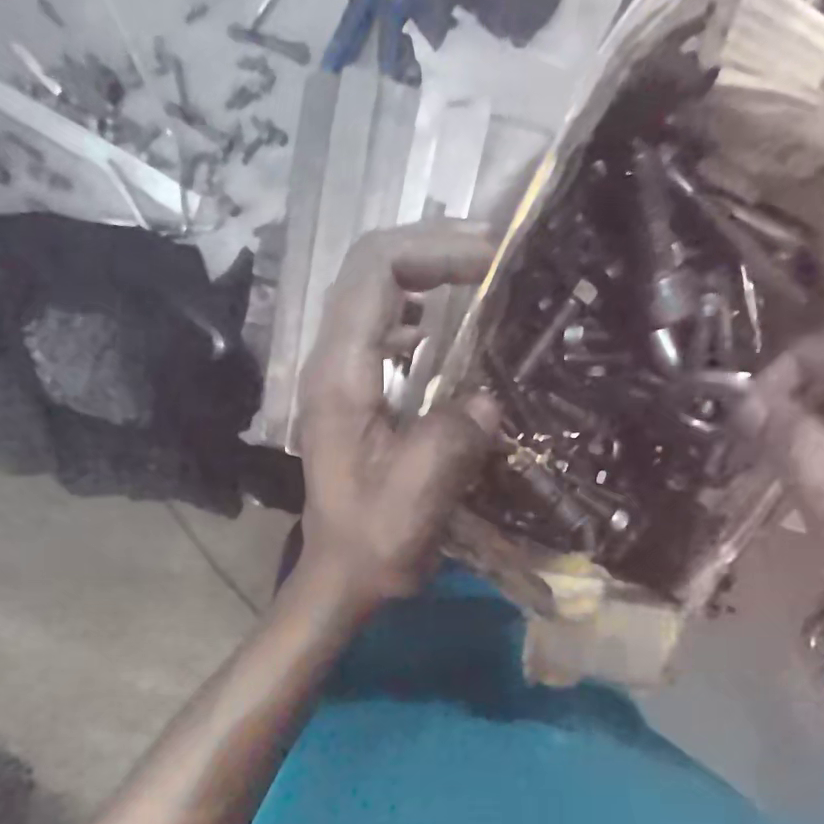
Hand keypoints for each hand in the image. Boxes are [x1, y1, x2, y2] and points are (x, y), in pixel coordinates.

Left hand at [297, 221, 501, 608]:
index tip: (492, 258)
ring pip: (372, 294)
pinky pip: (380, 329)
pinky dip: (416, 314)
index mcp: (341, 373)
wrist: (341, 574)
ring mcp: (337, 375)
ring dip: (424, 275)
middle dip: (432, 249)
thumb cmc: (375, 538)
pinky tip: (447, 333)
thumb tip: (486, 397)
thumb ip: (457, 430)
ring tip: (477, 277)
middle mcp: (331, 361)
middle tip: (492, 253)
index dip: (435, 249)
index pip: (376, 271)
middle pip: (370, 269)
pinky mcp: (350, 393)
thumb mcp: (422, 488)